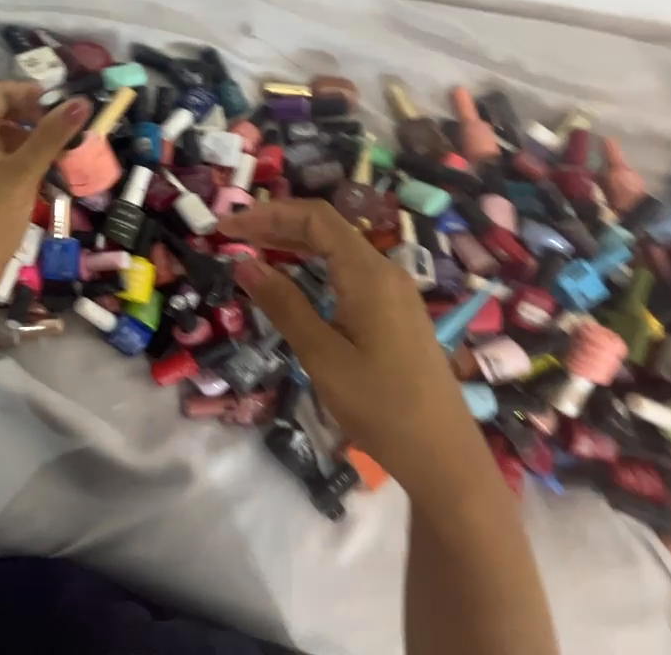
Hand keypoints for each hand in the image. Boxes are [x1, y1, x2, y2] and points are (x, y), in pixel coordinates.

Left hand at [0, 81, 88, 290]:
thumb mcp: (25, 172)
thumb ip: (52, 135)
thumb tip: (81, 101)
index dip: (31, 94)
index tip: (61, 110)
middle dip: (33, 118)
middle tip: (62, 136)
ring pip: (0, 137)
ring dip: (29, 140)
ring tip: (57, 158)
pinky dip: (18, 160)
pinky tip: (39, 177)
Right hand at [219, 200, 493, 500]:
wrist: (444, 456)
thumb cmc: (380, 405)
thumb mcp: (321, 356)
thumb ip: (283, 304)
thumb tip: (244, 263)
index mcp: (369, 274)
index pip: (315, 219)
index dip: (267, 214)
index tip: (226, 229)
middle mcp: (385, 272)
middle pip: (326, 229)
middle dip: (275, 225)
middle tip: (230, 237)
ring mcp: (394, 292)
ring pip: (337, 250)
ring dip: (293, 244)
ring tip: (252, 251)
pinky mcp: (395, 313)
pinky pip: (348, 272)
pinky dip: (313, 266)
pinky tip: (292, 281)